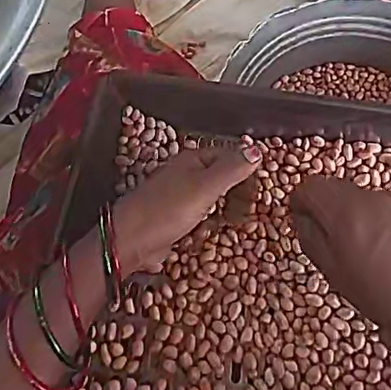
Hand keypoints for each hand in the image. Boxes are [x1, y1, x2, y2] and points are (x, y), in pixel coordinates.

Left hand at [110, 143, 259, 272]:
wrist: (131, 239)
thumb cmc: (167, 209)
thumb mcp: (206, 186)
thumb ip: (232, 168)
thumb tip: (256, 150)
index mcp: (193, 159)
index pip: (230, 156)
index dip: (246, 170)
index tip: (259, 190)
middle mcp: (186, 174)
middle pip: (222, 178)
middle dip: (237, 194)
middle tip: (247, 211)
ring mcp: (179, 196)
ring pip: (212, 200)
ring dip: (224, 212)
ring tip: (235, 224)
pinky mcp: (174, 218)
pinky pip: (200, 218)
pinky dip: (209, 225)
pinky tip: (211, 234)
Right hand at [288, 177, 390, 358]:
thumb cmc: (376, 293)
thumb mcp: (330, 269)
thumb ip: (309, 235)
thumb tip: (302, 216)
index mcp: (344, 210)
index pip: (309, 185)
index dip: (299, 201)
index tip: (300, 219)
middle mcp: (370, 197)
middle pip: (334, 186)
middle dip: (324, 206)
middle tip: (325, 237)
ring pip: (358, 196)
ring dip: (350, 212)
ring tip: (357, 247)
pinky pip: (381, 206)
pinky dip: (373, 218)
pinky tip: (381, 248)